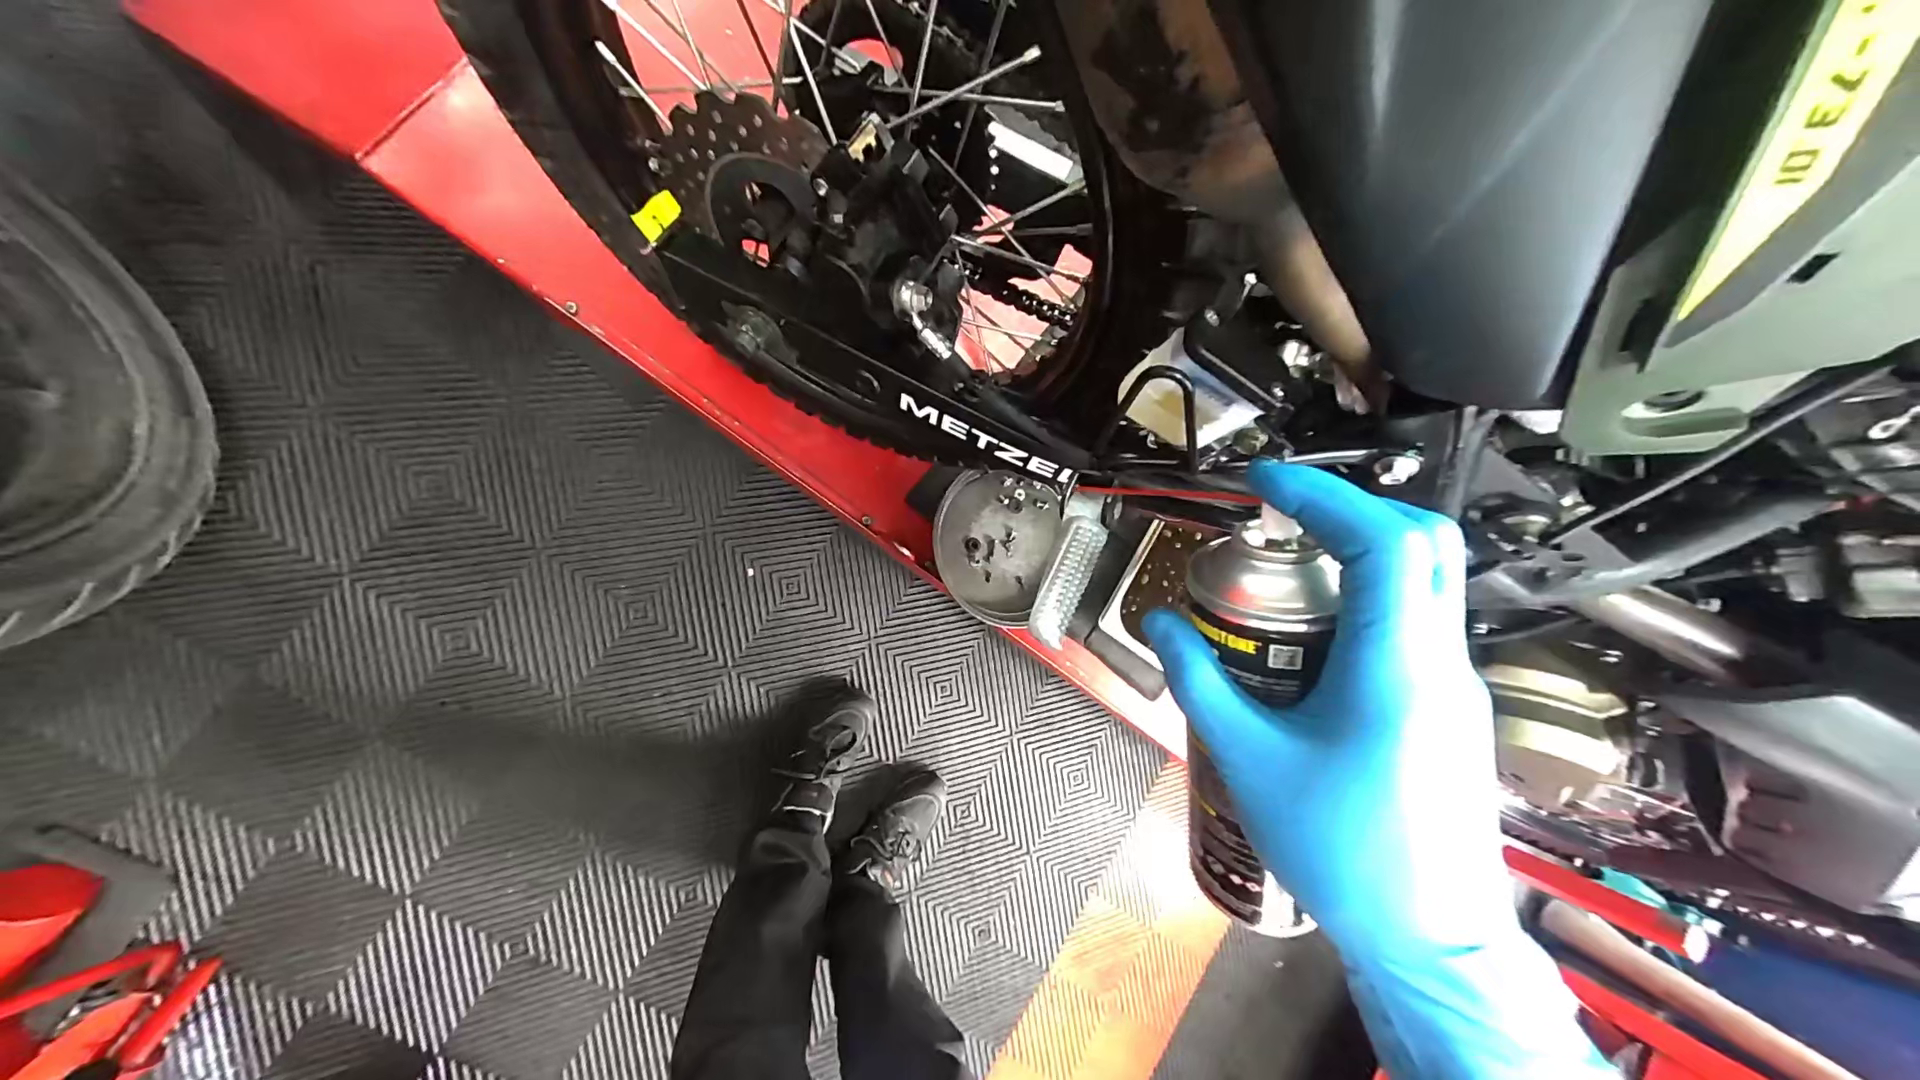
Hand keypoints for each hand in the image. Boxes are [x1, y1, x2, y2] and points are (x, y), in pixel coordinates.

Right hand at [1144, 462, 1517, 958]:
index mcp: (1396, 666)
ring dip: (1357, 548)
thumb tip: (1157, 620)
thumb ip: (1197, 679)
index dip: (1323, 495)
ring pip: (1425, 578)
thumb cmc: (1342, 850)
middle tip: (1280, 509)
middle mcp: (1441, 661)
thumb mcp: (1249, 758)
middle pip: (1423, 542)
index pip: (1383, 542)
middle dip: (1348, 506)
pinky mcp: (1447, 703)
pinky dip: (1365, 593)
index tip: (1264, 479)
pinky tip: (1311, 629)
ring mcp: (1454, 681)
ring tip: (1286, 559)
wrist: (1431, 941)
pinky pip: (1415, 619)